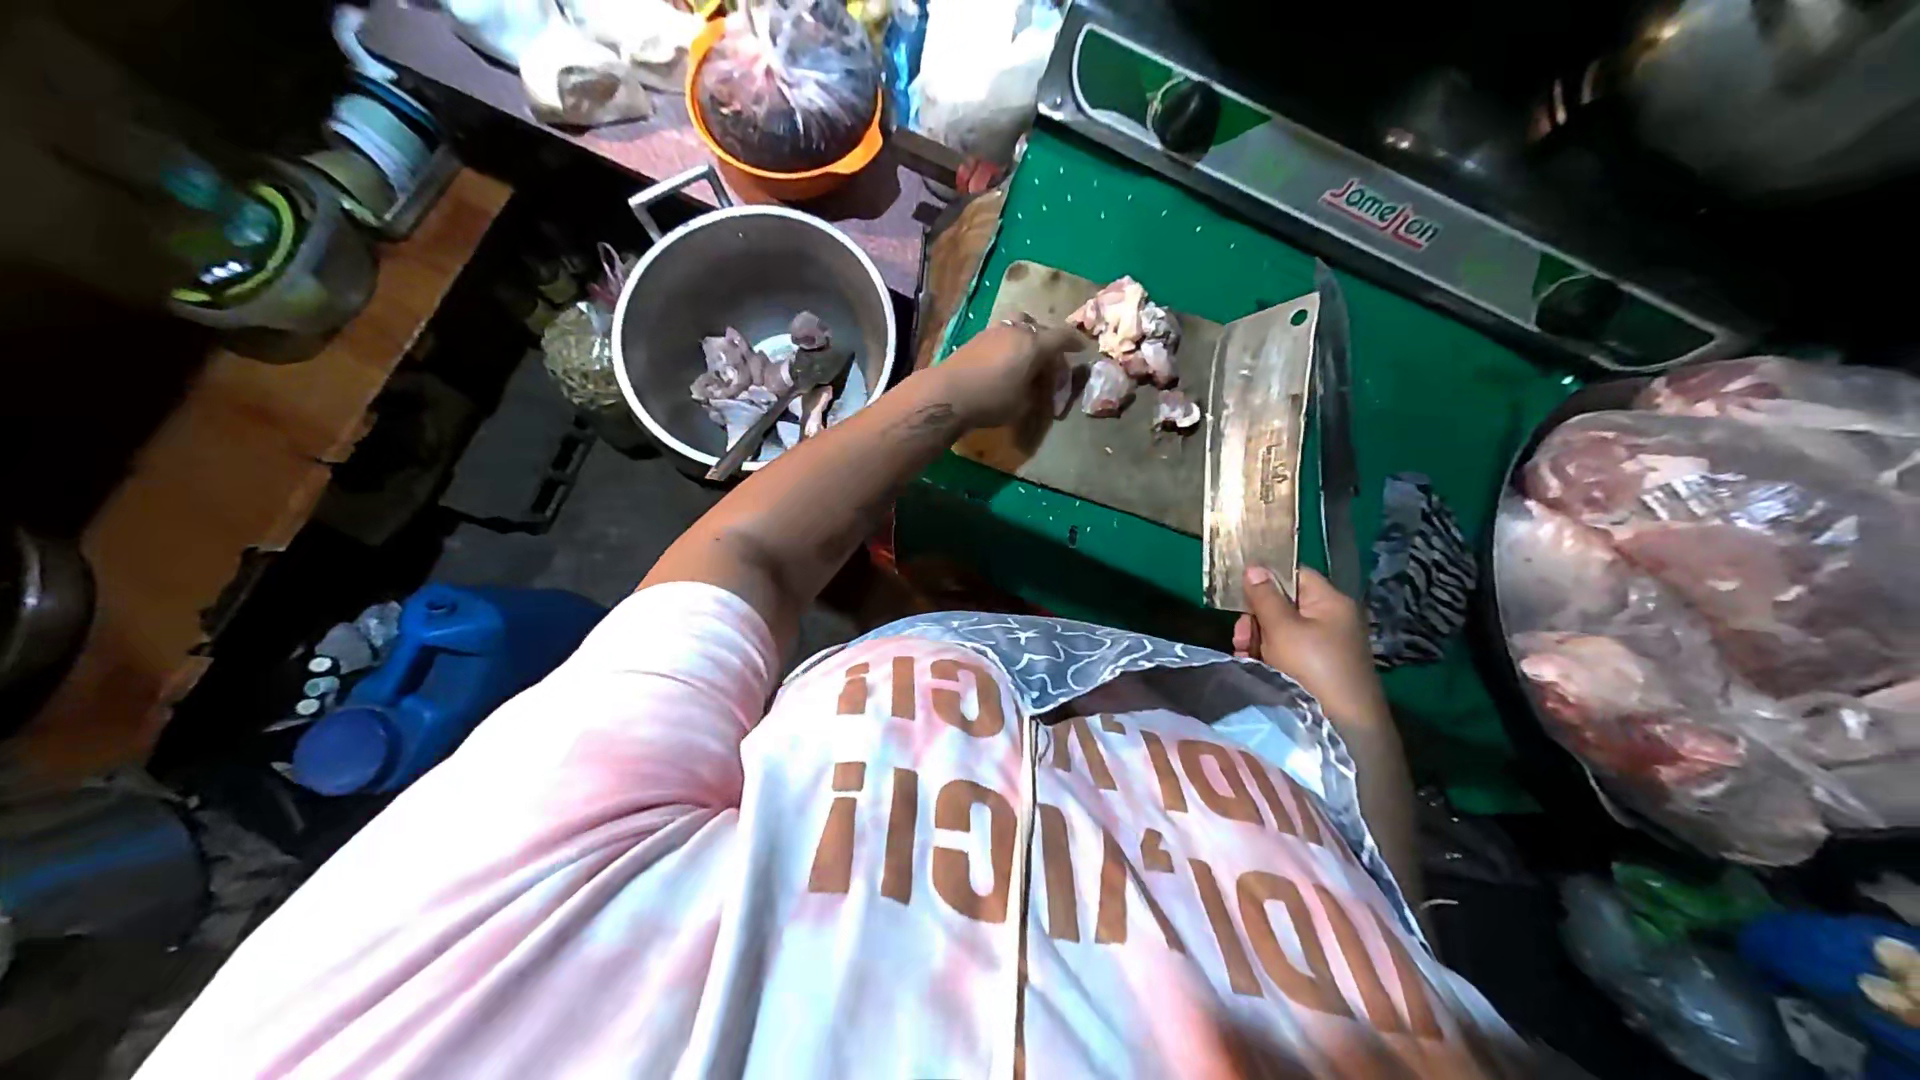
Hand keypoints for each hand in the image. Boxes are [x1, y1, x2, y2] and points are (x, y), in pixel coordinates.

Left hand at [923, 315, 1080, 428]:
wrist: (947, 393)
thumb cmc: (991, 400)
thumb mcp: (1023, 404)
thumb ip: (1037, 393)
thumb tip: (1038, 388)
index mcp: (1034, 344)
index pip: (1063, 337)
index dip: (1075, 343)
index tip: (1081, 349)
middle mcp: (1017, 330)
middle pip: (1041, 329)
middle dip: (1050, 342)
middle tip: (1051, 361)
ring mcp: (995, 330)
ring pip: (1020, 326)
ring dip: (1028, 339)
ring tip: (1027, 358)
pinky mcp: (977, 338)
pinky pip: (1003, 334)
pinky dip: (1010, 344)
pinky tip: (1005, 361)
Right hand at [1232, 565, 1389, 728]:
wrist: (1343, 726)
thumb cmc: (1312, 667)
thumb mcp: (1282, 628)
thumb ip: (1264, 597)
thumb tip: (1254, 566)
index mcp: (1329, 602)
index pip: (1295, 574)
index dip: (1267, 579)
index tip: (1239, 592)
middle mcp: (1329, 620)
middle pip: (1283, 604)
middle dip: (1256, 618)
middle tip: (1241, 636)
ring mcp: (1324, 646)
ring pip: (1279, 630)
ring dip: (1257, 640)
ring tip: (1244, 655)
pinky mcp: (1316, 669)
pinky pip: (1285, 652)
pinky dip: (1266, 657)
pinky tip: (1253, 667)